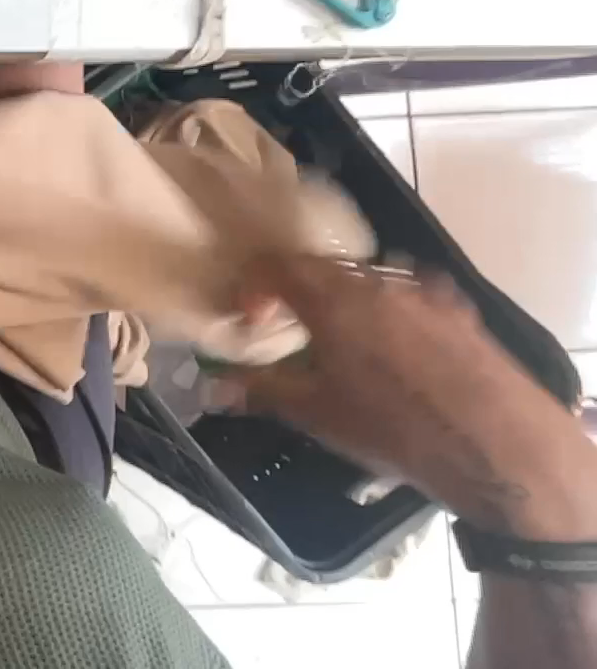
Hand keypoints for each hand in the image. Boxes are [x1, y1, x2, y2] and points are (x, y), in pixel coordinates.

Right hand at [227, 255, 596, 539]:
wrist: (514, 459)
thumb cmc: (399, 431)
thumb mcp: (315, 413)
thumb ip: (258, 389)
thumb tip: (209, 386)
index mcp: (332, 303)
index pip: (274, 266)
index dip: (250, 285)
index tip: (249, 318)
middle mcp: (377, 288)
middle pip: (319, 266)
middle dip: (292, 287)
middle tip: (283, 320)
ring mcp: (427, 299)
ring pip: (366, 278)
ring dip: (340, 294)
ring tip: (337, 331)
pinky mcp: (463, 317)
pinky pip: (412, 293)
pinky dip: (389, 304)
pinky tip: (393, 337)